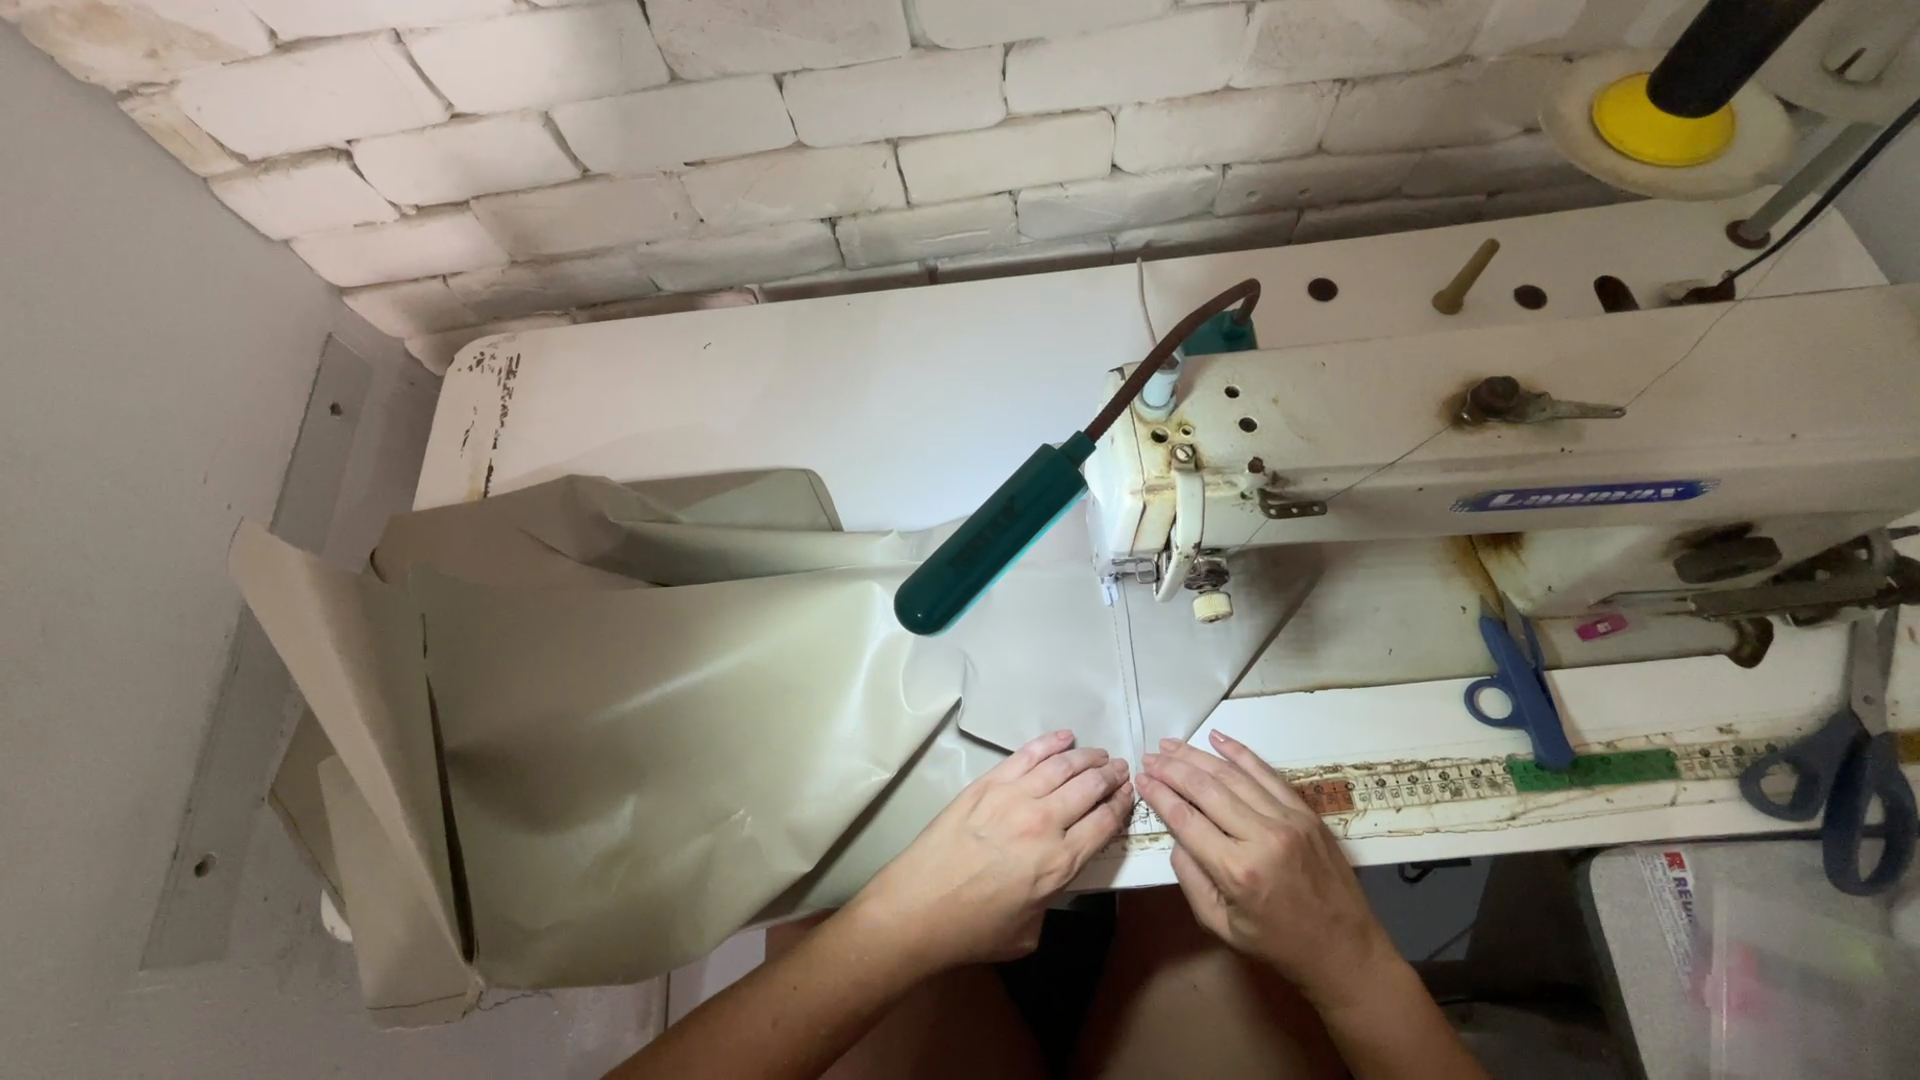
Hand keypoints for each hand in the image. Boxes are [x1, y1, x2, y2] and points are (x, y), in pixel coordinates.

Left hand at [847, 730, 1131, 970]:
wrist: (918, 908)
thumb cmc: (973, 929)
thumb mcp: (1029, 930)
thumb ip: (1052, 899)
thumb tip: (1056, 879)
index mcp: (1060, 863)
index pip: (1105, 823)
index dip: (1122, 804)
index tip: (1130, 794)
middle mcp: (1044, 823)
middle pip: (1089, 787)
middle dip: (1111, 776)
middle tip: (1120, 769)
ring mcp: (1013, 798)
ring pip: (1062, 766)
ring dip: (1086, 756)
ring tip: (1099, 754)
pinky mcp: (987, 784)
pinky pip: (1026, 755)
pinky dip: (1049, 743)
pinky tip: (1064, 738)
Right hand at [1137, 731, 1396, 1008]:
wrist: (1345, 950)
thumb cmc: (1277, 943)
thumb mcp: (1220, 924)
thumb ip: (1190, 878)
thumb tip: (1177, 835)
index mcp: (1237, 870)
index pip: (1185, 819)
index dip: (1159, 795)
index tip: (1140, 779)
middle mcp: (1262, 837)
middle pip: (1205, 789)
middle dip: (1172, 769)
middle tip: (1149, 757)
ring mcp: (1288, 820)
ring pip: (1233, 776)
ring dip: (1197, 756)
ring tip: (1171, 745)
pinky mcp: (1306, 813)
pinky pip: (1267, 774)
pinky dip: (1240, 753)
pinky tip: (1217, 738)